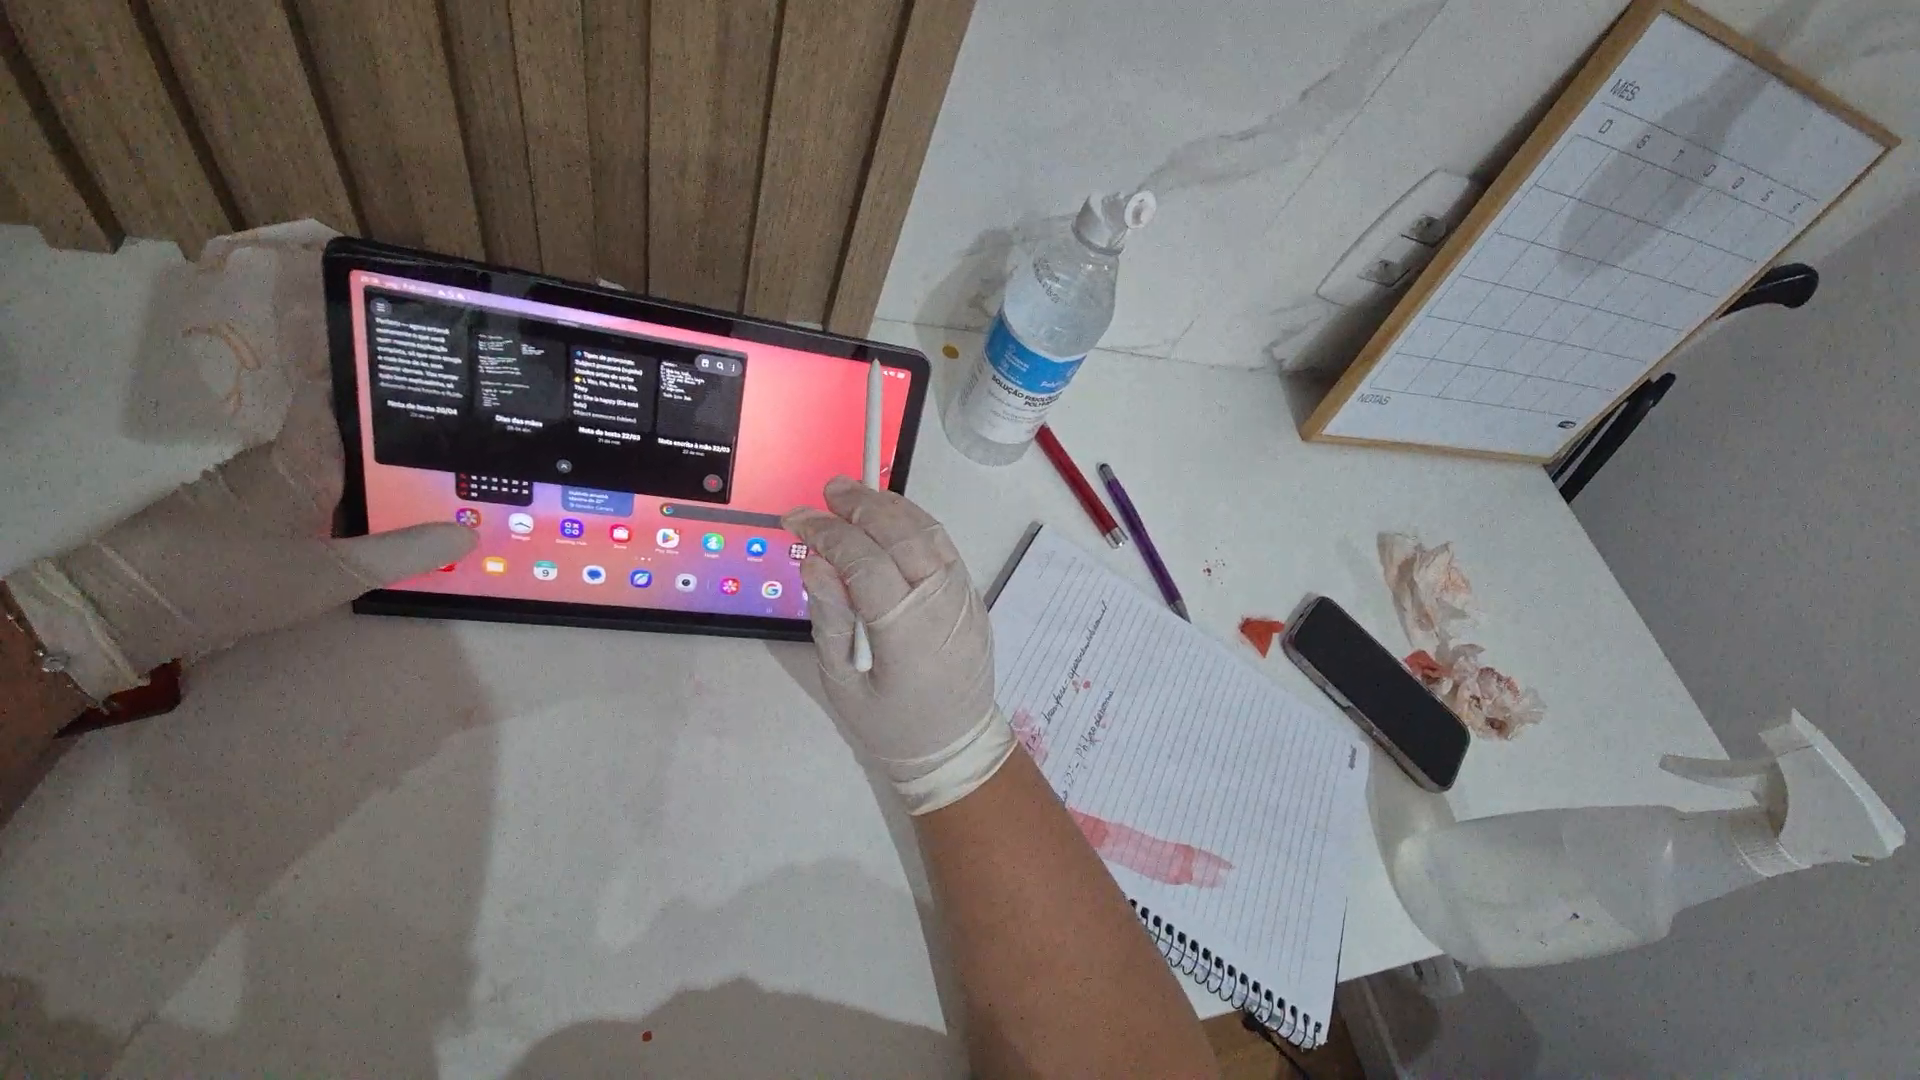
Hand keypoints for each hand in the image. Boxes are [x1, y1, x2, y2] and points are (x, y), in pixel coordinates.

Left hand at [6, 380, 473, 696]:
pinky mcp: (264, 511)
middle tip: (473, 432)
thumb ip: (402, 553)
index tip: (422, 358)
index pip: (338, 391)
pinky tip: (402, 514)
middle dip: (409, 429)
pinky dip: (367, 495)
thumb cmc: (231, 579)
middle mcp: (288, 459)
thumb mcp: (330, 575)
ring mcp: (272, 484)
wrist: (129, 611)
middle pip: (358, 431)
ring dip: (390, 467)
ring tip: (453, 475)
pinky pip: (331, 490)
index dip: (373, 369)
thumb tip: (468, 532)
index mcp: (303, 457)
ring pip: (346, 462)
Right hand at [784, 478, 1014, 813]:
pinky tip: (891, 517)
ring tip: (855, 494)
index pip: (865, 562)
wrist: (958, 747)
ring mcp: (965, 598)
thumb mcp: (844, 684)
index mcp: (907, 633)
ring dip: (892, 507)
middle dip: (862, 506)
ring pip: (930, 534)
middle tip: (829, 491)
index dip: (828, 534)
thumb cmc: (892, 726)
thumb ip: (830, 620)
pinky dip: (916, 523)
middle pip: (902, 536)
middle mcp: (943, 605)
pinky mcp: (974, 597)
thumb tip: (815, 563)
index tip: (796, 520)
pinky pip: (945, 547)